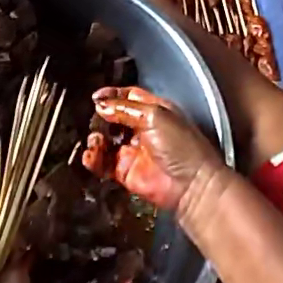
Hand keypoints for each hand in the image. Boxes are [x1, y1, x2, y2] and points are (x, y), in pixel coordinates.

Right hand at [89, 87, 226, 212]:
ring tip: (96, 141)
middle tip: (95, 120)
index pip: (127, 97)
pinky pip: (103, 163)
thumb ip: (125, 109)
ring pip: (105, 140)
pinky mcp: (125, 171)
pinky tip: (91, 156)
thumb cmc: (183, 146)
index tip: (96, 97)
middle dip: (100, 118)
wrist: (192, 186)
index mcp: (153, 110)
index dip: (111, 96)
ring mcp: (132, 150)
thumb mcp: (155, 116)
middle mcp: (141, 128)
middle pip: (112, 118)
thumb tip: (102, 105)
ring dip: (96, 138)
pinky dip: (93, 159)